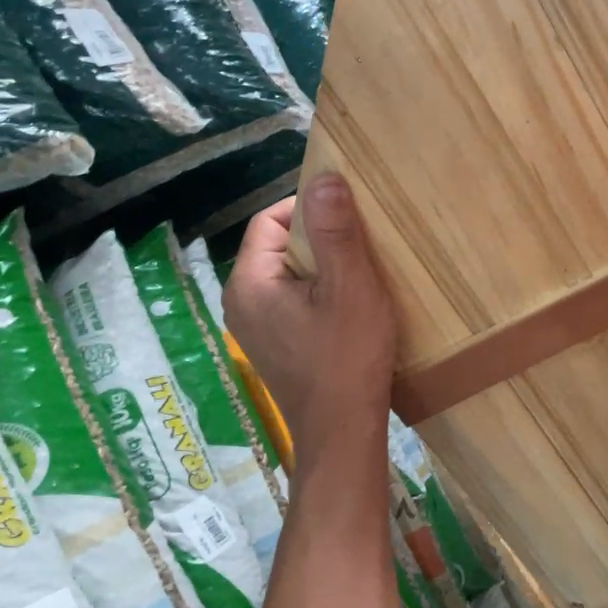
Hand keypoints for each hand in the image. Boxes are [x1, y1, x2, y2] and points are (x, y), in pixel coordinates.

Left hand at [224, 176, 396, 458]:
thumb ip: (334, 232)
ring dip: (326, 267)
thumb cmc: (347, 355)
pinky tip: (355, 306)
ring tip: (365, 272)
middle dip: (321, 238)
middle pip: (279, 248)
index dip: (308, 208)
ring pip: (290, 276)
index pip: (269, 222)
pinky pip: (296, 301)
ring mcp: (257, 329)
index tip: (352, 215)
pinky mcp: (278, 347)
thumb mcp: (349, 286)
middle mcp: (241, 303)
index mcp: (249, 284)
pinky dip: (323, 293)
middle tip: (365, 243)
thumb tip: (324, 178)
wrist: (343, 429)